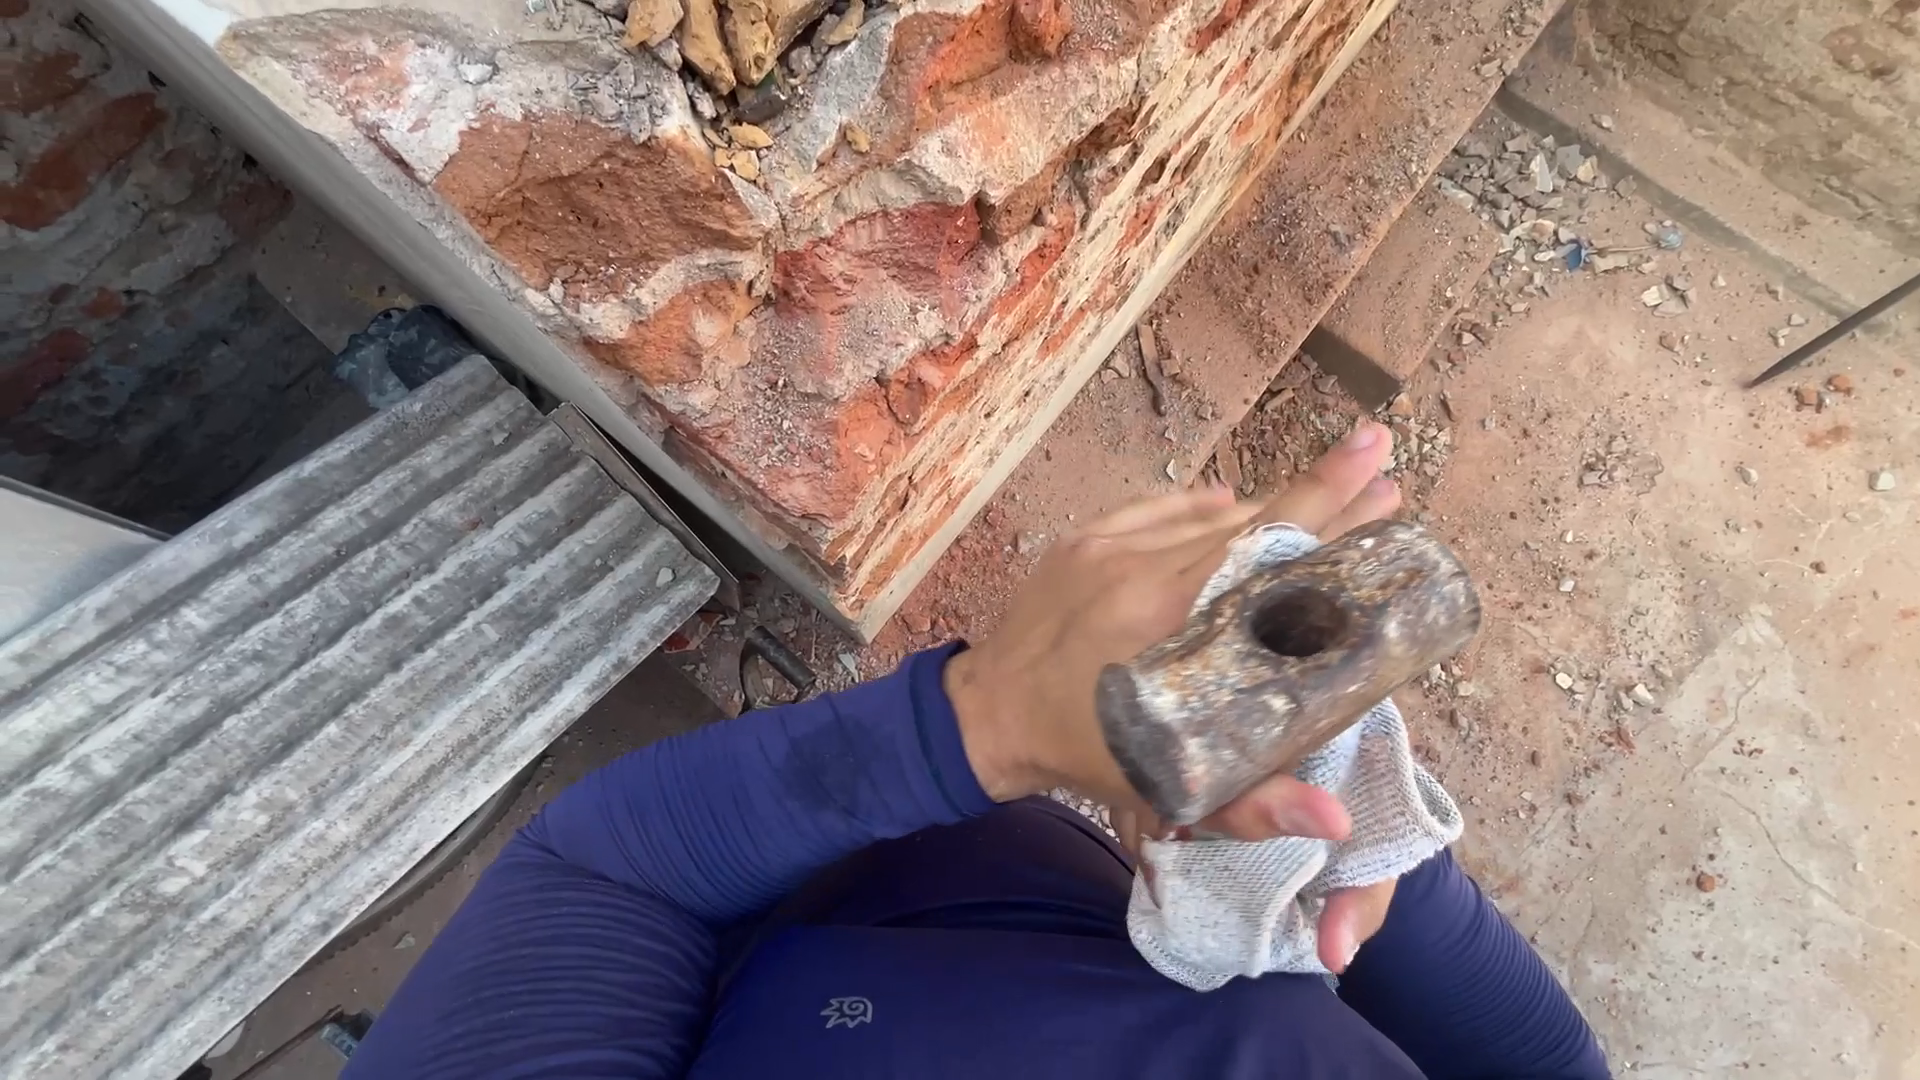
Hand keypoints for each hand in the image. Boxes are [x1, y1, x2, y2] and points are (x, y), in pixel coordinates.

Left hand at [943, 419, 1403, 970]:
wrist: (984, 711)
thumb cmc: (1074, 749)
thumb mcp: (1158, 784)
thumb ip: (1246, 803)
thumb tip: (1337, 820)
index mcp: (1160, 614)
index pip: (1260, 545)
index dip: (1323, 501)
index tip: (1375, 461)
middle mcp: (1134, 564)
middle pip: (1242, 522)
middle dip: (1312, 499)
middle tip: (1373, 473)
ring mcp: (1101, 545)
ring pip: (1199, 516)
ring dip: (1258, 508)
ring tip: (1310, 498)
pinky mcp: (1079, 542)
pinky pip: (1151, 509)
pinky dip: (1194, 506)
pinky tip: (1227, 501)